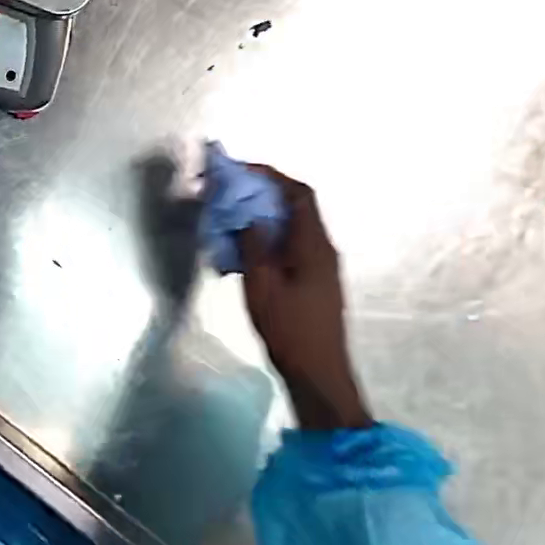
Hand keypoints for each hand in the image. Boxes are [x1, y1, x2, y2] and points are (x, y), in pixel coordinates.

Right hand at [236, 165, 372, 430]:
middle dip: (258, 191)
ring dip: (257, 212)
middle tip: (222, 190)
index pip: (299, 194)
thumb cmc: (289, 328)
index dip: (270, 175)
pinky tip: (238, 246)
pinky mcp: (312, 277)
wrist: (318, 374)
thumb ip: (254, 244)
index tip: (237, 170)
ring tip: (224, 215)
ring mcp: (319, 264)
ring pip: (288, 223)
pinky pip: (286, 241)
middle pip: (293, 204)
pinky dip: (262, 233)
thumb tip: (246, 213)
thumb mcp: (261, 283)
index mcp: (314, 245)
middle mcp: (322, 248)